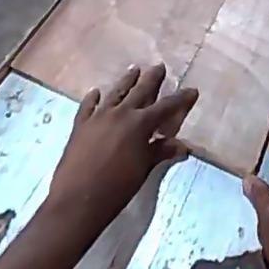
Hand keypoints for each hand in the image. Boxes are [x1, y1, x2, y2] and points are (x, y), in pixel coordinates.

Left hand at [41, 64, 196, 242]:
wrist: (76, 202)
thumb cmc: (116, 187)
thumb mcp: (143, 169)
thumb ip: (161, 152)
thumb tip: (184, 147)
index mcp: (141, 123)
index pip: (167, 106)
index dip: (181, 98)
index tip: (192, 91)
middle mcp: (122, 113)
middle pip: (141, 90)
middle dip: (152, 78)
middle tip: (159, 66)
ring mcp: (99, 117)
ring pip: (116, 92)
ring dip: (127, 81)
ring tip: (134, 69)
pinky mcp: (81, 126)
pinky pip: (88, 107)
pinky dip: (93, 98)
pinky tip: (96, 92)